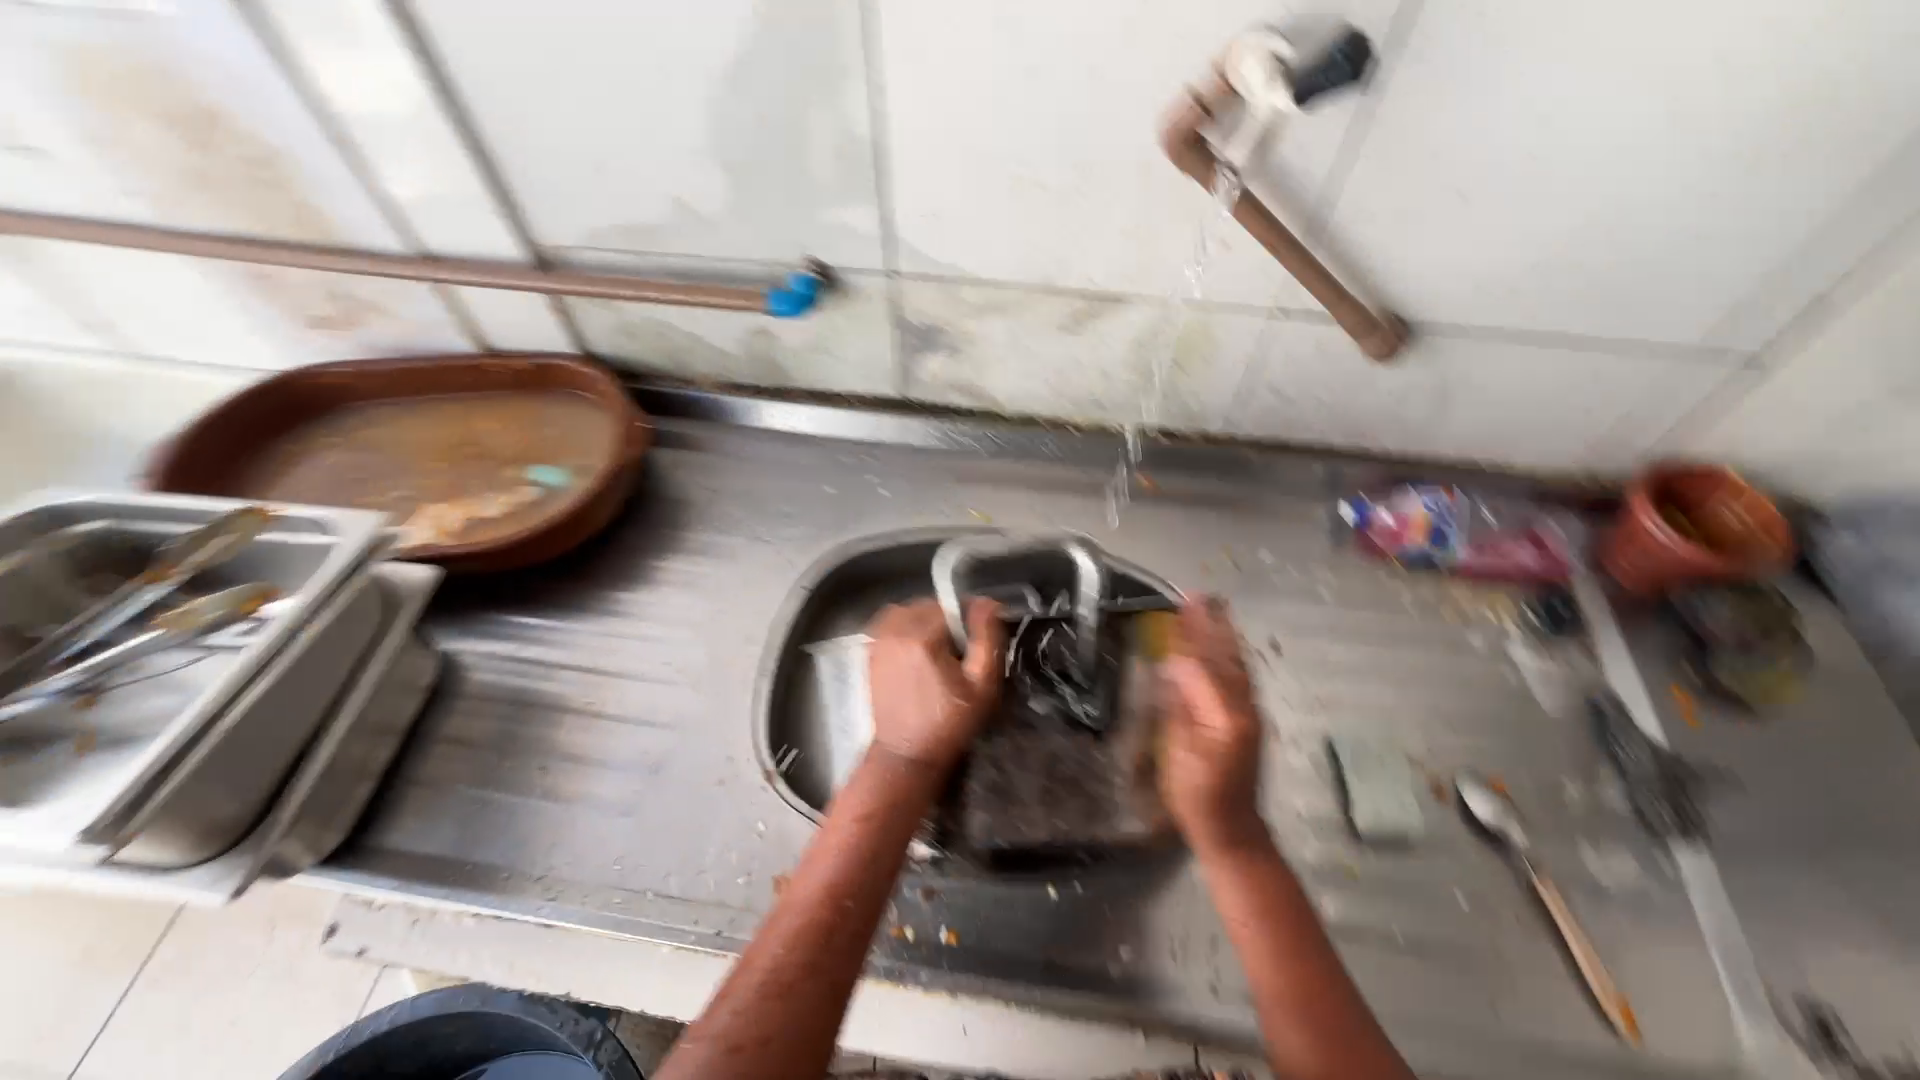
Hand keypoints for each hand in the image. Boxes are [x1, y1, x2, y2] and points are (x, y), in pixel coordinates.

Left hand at [865, 597, 1005, 771]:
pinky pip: (893, 623)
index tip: (976, 643)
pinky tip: (919, 653)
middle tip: (959, 652)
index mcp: (921, 636)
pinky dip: (907, 629)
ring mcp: (878, 640)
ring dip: (927, 622)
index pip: (952, 605)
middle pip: (929, 605)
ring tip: (938, 651)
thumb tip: (988, 602)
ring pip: (910, 611)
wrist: (907, 753)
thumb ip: (987, 638)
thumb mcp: (982, 684)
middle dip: (947, 620)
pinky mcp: (871, 650)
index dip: (968, 620)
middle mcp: (894, 630)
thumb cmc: (950, 722)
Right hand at [1160, 596, 1265, 851]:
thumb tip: (1172, 667)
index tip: (1177, 608)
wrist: (1234, 831)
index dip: (1188, 638)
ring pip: (1236, 664)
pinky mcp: (1251, 719)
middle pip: (1224, 658)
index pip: (1202, 666)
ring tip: (1213, 607)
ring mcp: (1251, 713)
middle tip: (1197, 595)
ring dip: (1223, 634)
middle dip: (1209, 626)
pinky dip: (1231, 654)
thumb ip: (1179, 710)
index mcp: (1225, 717)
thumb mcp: (1179, 757)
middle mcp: (1244, 708)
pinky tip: (1225, 644)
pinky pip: (1242, 677)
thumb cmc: (1198, 799)